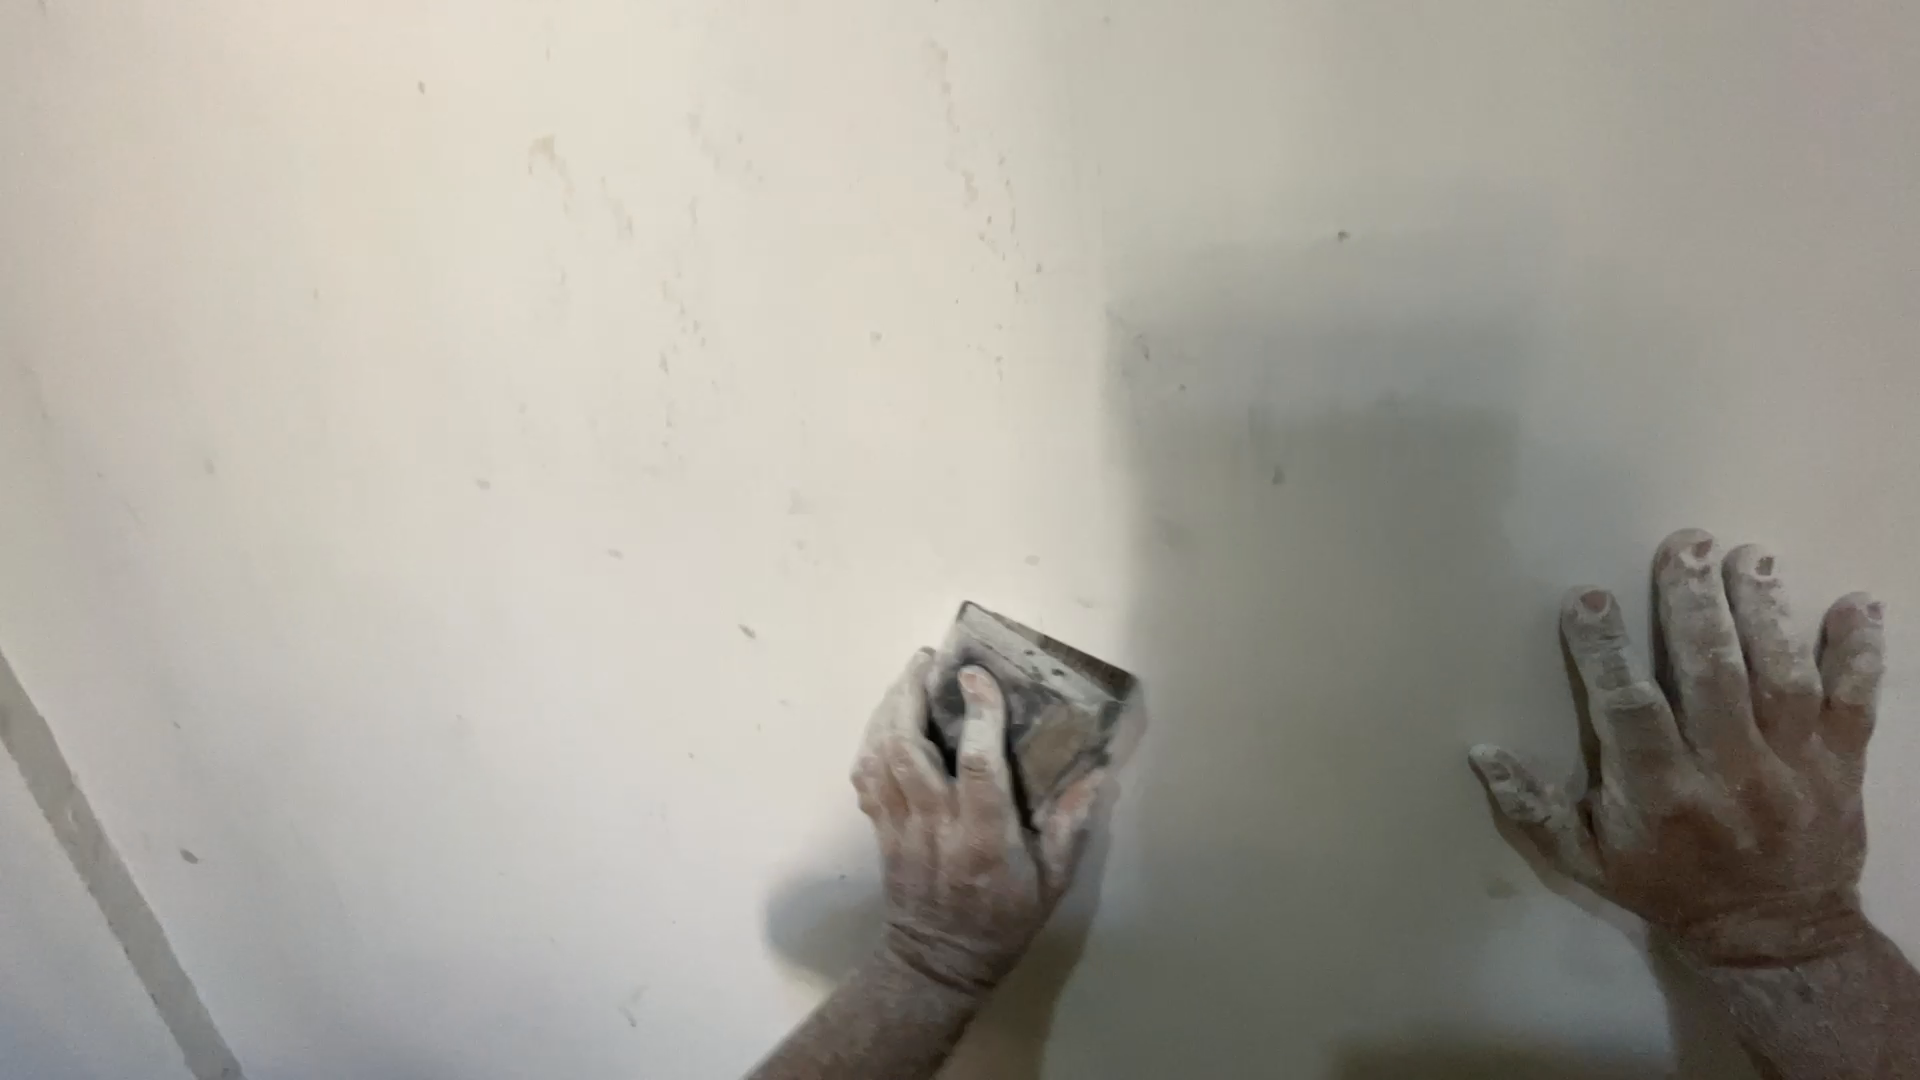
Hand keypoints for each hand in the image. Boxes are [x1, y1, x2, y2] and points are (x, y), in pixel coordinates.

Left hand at [850, 651, 1103, 994]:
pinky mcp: (879, 828)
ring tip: (908, 676)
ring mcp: (899, 824)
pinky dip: (871, 737)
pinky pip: (865, 774)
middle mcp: (935, 822)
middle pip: (908, 748)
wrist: (938, 962)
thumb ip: (1072, 824)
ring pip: (880, 755)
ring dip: (889, 707)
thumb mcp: (1052, 881)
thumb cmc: (1004, 918)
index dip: (976, 714)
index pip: (977, 764)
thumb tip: (1098, 770)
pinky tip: (887, 717)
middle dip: (911, 695)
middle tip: (927, 659)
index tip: (975, 674)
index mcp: (984, 834)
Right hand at [1472, 529, 1886, 965]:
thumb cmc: (1662, 887)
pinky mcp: (1842, 768)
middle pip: (1714, 677)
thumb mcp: (1579, 860)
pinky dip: (1860, 654)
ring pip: (1783, 678)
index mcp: (1659, 791)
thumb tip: (1480, 752)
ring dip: (1765, 614)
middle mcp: (1731, 772)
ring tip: (1749, 557)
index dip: (1606, 651)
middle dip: (1695, 608)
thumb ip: (1530, 809)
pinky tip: (1856, 604)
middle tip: (1684, 549)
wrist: (1779, 938)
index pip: (1628, 708)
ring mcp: (1795, 767)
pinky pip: (1857, 705)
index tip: (1590, 600)